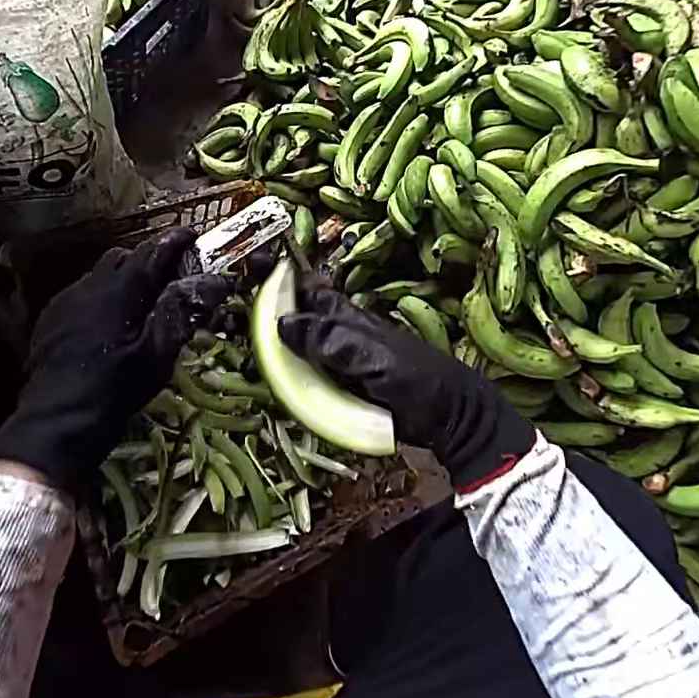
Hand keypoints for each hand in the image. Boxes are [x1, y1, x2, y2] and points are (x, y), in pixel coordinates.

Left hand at [0, 227, 230, 496]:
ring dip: (126, 278)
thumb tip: (211, 280)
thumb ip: (180, 310)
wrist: (57, 422)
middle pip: (125, 257)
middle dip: (150, 259)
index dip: (175, 241)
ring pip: (101, 274)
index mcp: (120, 290)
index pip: (153, 251)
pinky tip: (111, 321)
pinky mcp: (52, 318)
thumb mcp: (157, 353)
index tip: (192, 236)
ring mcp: (67, 300)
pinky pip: (84, 293)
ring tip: (143, 299)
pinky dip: (104, 296)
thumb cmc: (115, 388)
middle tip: (172, 274)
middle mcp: (91, 285)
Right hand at [276, 283, 533, 488]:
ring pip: (308, 350)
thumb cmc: (415, 379)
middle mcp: (343, 335)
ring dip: (285, 353)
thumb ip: (329, 340)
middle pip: (304, 321)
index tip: (256, 280)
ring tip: (257, 357)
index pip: (310, 294)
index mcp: (348, 318)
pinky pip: (316, 380)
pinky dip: (299, 380)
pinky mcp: (348, 390)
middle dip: (279, 319)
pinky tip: (285, 387)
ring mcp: (344, 364)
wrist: (449, 417)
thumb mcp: (370, 357)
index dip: (286, 285)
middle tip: (249, 326)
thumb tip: (282, 323)